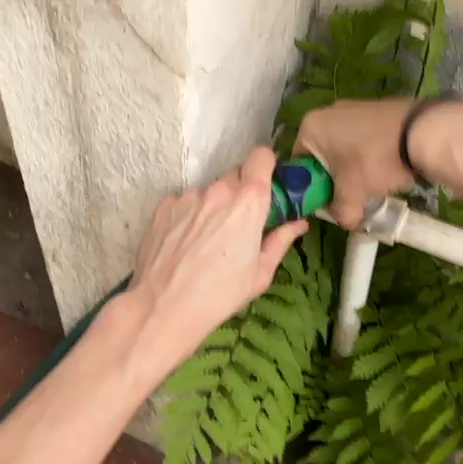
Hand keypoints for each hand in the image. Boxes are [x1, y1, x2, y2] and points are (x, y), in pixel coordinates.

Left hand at [122, 147, 306, 370]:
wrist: (163, 306)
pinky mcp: (164, 206)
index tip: (265, 182)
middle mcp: (219, 190)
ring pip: (207, 192)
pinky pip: (183, 203)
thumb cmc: (220, 295)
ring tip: (204, 241)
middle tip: (236, 224)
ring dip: (211, 207)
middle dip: (239, 194)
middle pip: (234, 176)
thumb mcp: (260, 274)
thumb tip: (299, 224)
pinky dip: (187, 216)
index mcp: (249, 202)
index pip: (261, 157)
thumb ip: (280, 241)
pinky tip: (182, 243)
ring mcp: (188, 196)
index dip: (265, 165)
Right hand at [293, 100, 416, 226]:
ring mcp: (354, 107)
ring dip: (354, 169)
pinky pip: (364, 138)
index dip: (311, 188)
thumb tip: (346, 220)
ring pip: (344, 148)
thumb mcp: (353, 193)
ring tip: (373, 184)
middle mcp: (327, 112)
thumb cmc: (375, 159)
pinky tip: (386, 167)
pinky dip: (370, 155)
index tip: (327, 202)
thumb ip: (342, 212)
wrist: (423, 132)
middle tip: (351, 196)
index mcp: (311, 127)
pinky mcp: (376, 110)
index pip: (299, 165)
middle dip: (335, 179)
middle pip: (322, 156)